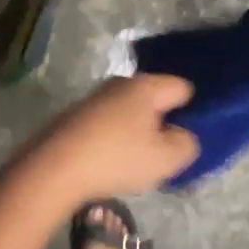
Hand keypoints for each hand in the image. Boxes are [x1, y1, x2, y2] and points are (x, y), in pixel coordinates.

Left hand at [12, 74, 198, 204]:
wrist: (55, 166)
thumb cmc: (117, 158)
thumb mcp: (166, 159)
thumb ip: (186, 143)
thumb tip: (183, 135)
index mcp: (146, 86)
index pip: (183, 88)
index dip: (192, 111)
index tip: (189, 136)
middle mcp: (121, 82)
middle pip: (155, 99)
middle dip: (163, 122)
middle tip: (166, 153)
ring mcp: (96, 96)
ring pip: (131, 111)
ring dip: (138, 132)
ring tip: (138, 162)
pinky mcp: (78, 114)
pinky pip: (110, 121)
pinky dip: (116, 137)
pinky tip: (112, 161)